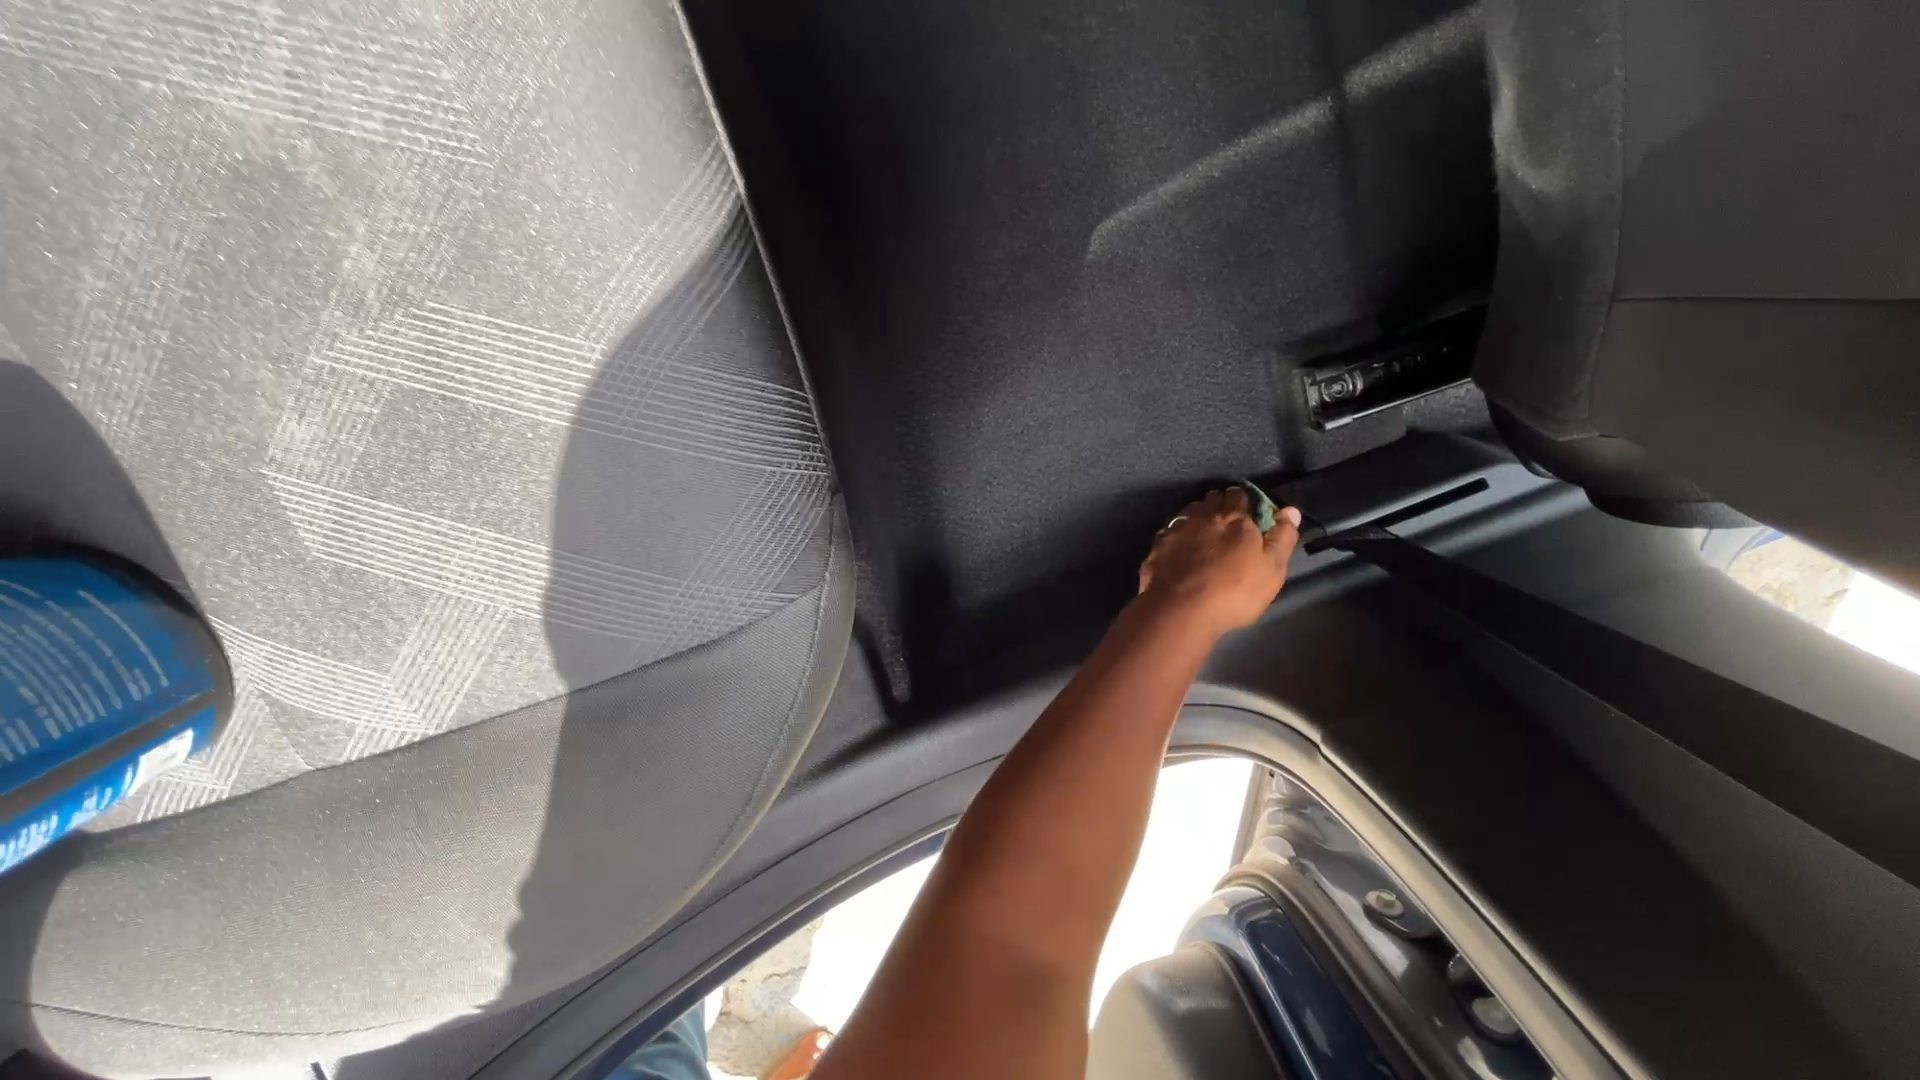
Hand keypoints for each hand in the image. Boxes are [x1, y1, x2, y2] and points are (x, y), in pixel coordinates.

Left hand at [1137, 487, 1302, 635]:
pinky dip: (1178, 533)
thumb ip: (1282, 538)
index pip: (1240, 495)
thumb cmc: (1234, 591)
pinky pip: (1170, 530)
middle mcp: (1203, 516)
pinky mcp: (1157, 546)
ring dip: (1199, 515)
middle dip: (1221, 503)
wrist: (1179, 610)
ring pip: (1190, 511)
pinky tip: (1180, 545)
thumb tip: (1289, 510)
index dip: (1245, 499)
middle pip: (1213, 499)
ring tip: (1205, 529)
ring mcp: (1177, 530)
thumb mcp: (1271, 569)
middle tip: (1228, 518)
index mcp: (1234, 518)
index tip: (1249, 509)